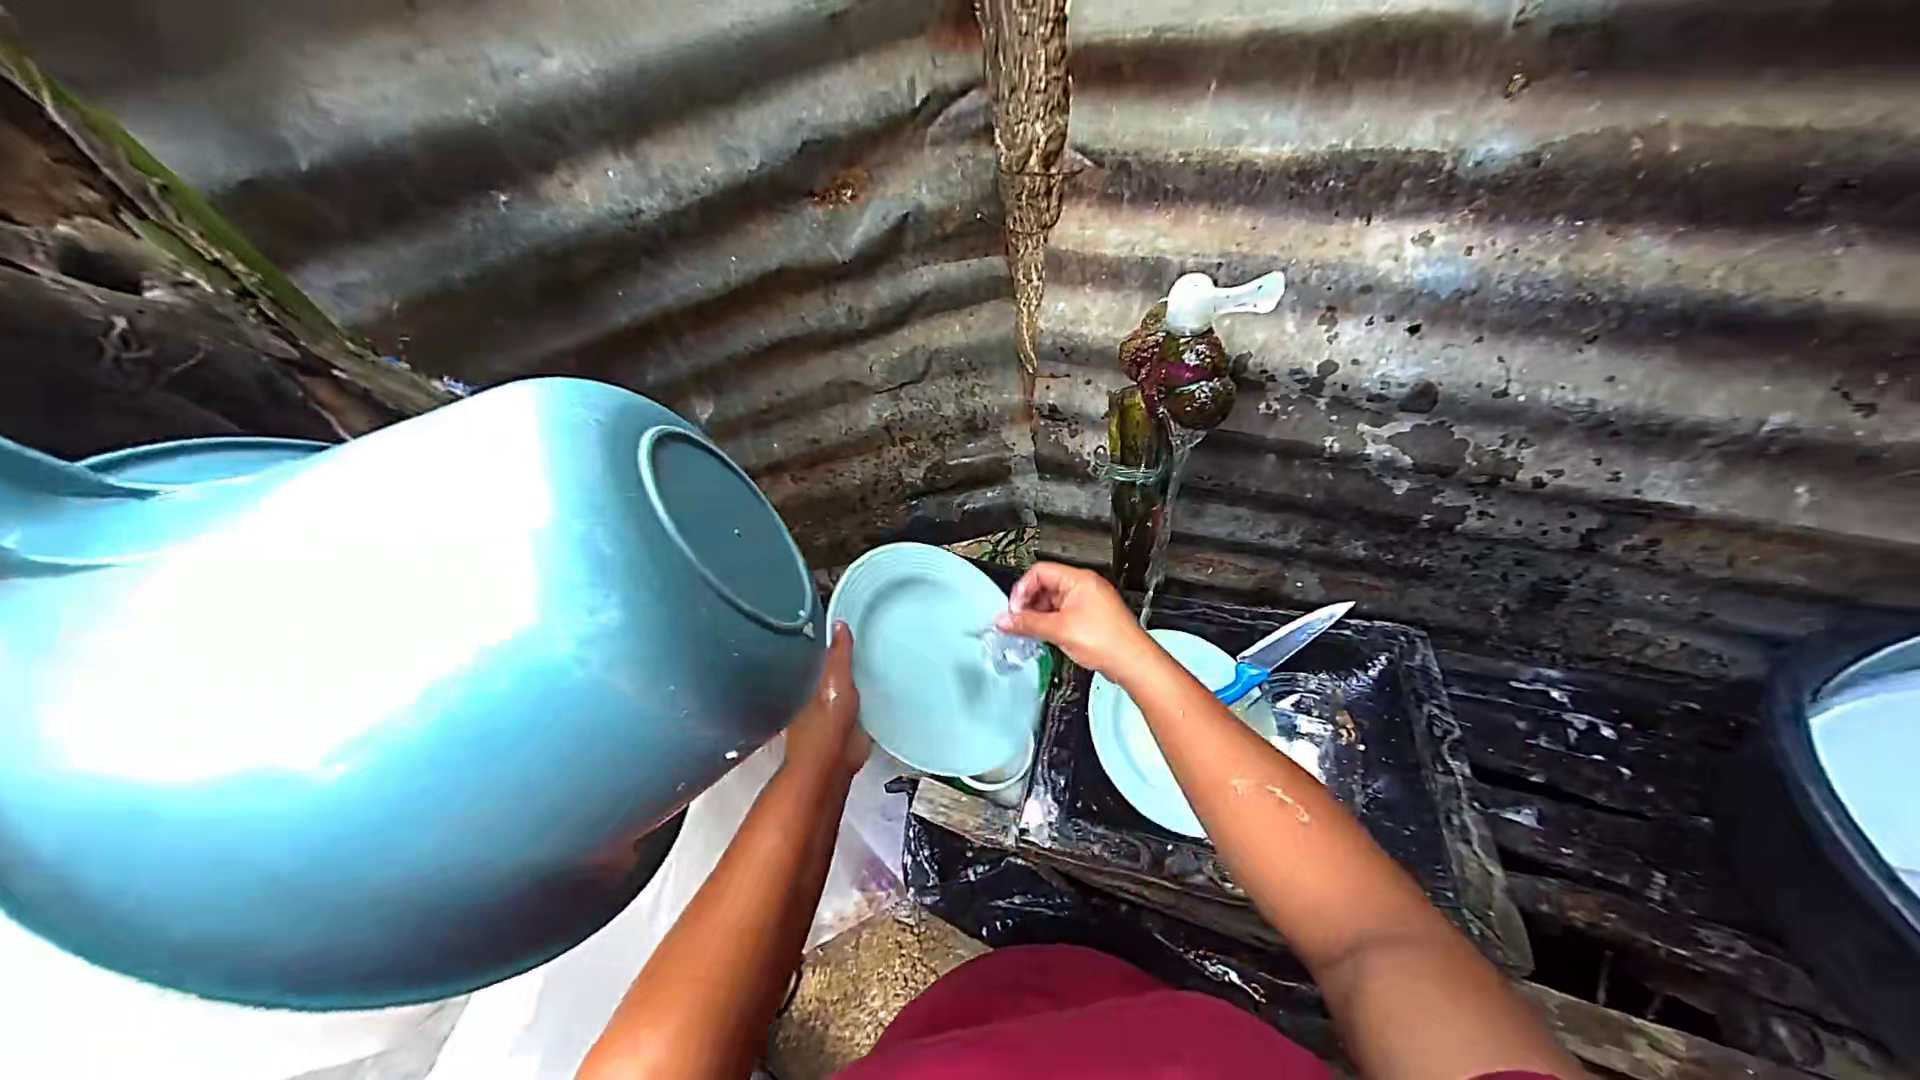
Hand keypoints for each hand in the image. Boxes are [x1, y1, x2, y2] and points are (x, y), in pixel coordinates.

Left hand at [783, 622, 869, 780]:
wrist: (834, 764)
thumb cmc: (826, 725)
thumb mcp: (834, 681)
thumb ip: (838, 655)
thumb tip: (839, 623)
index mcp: (813, 685)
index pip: (825, 659)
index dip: (837, 646)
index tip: (853, 629)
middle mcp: (824, 700)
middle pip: (839, 676)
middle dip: (852, 665)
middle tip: (874, 645)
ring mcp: (838, 717)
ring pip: (852, 694)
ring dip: (863, 686)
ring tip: (883, 667)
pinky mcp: (854, 731)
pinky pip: (865, 711)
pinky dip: (873, 704)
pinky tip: (885, 697)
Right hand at [995, 562, 1154, 676]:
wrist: (1133, 662)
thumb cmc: (1108, 641)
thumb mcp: (1058, 630)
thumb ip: (1027, 624)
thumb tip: (1005, 620)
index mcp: (1079, 579)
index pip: (1040, 572)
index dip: (1023, 589)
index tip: (1014, 608)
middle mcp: (1085, 586)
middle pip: (1045, 585)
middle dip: (1029, 603)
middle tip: (1018, 620)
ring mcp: (1088, 601)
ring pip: (1053, 601)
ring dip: (1039, 614)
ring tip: (1030, 630)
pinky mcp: (1091, 617)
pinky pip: (1063, 613)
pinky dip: (1051, 622)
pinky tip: (1046, 635)